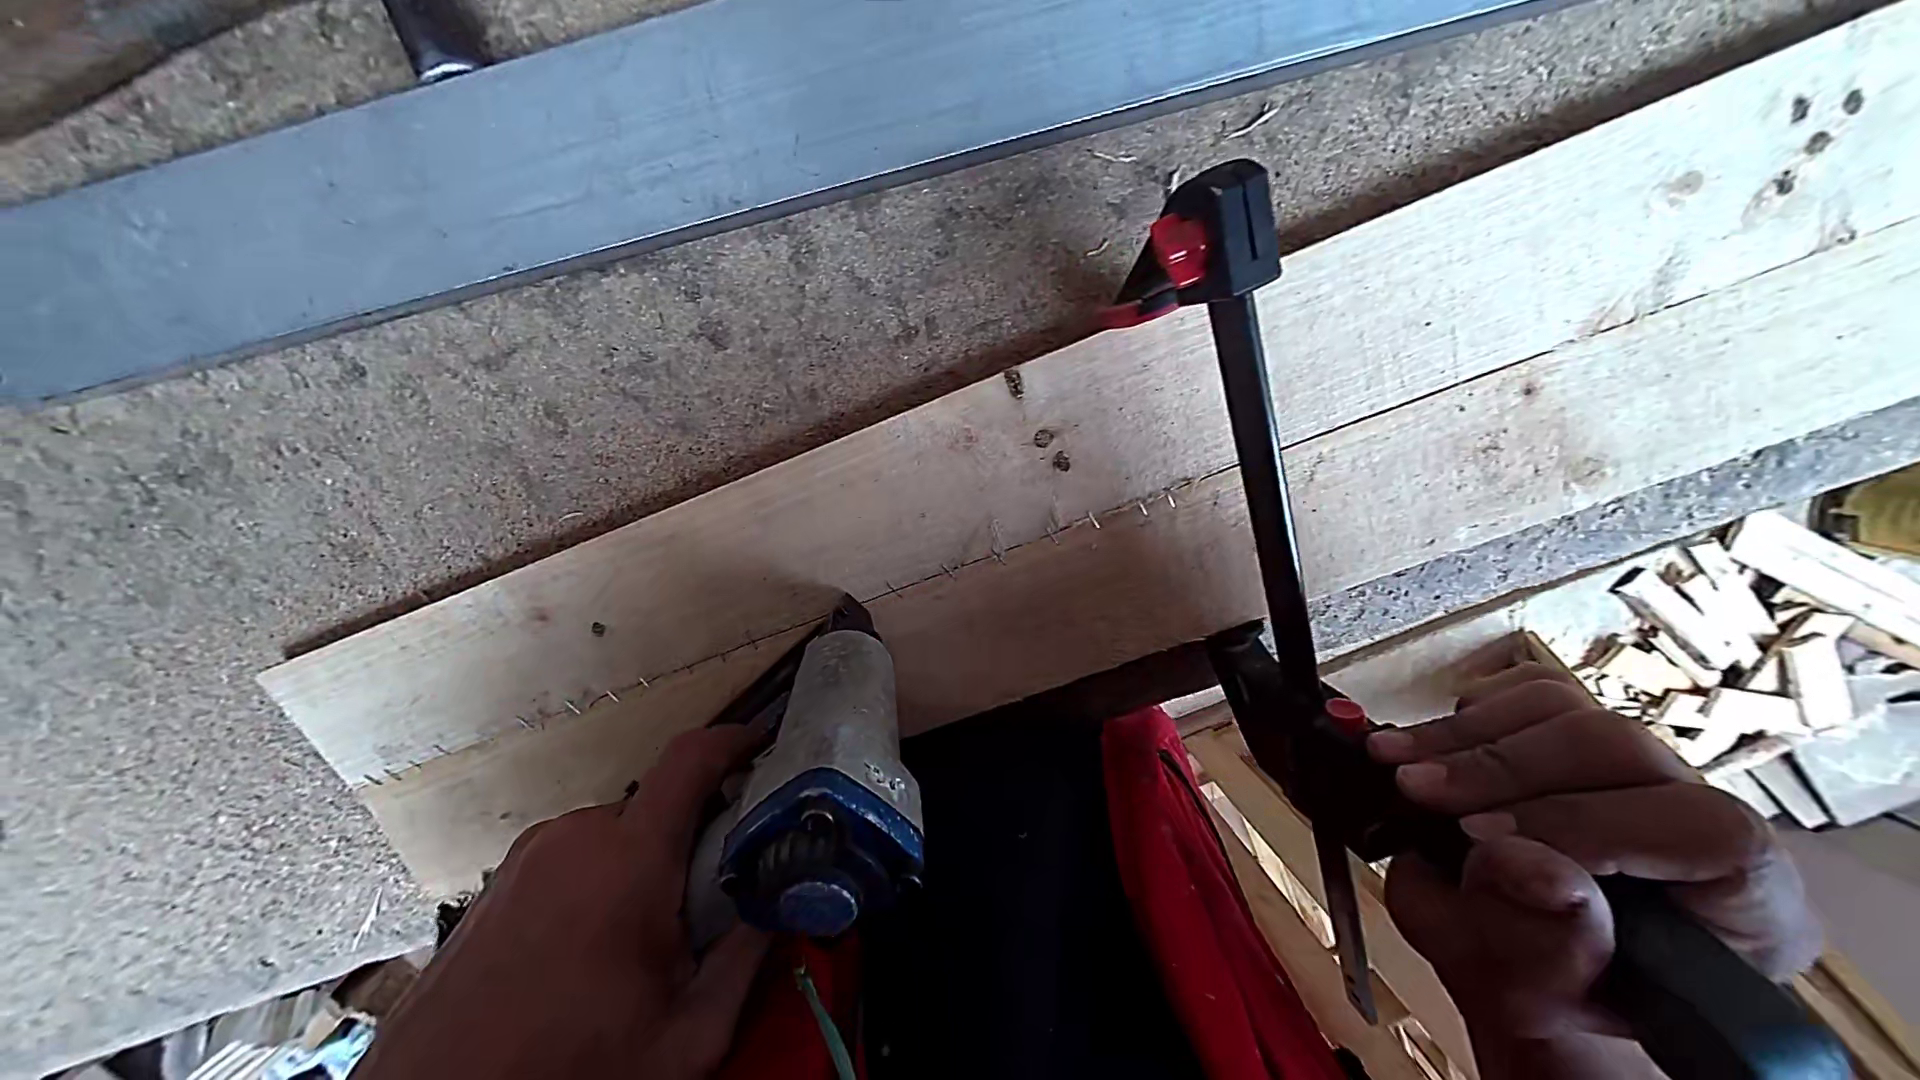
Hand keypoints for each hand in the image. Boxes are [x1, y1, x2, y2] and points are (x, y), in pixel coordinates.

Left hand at [356, 726, 769, 1079]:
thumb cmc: (566, 1071)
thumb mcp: (686, 1034)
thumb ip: (748, 957)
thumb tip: (782, 903)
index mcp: (627, 858)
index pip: (692, 759)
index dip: (734, 739)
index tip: (762, 742)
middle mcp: (574, 838)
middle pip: (659, 805)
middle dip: (692, 837)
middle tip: (706, 895)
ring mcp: (526, 858)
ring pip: (616, 833)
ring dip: (644, 863)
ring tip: (642, 936)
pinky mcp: (496, 884)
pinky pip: (572, 856)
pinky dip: (599, 880)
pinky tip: (590, 948)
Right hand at [1368, 644, 1821, 1078]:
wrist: (1504, 949)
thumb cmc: (1533, 982)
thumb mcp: (1527, 992)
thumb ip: (1534, 941)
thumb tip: (1518, 861)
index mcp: (1734, 901)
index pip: (1703, 830)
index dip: (1586, 823)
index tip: (1478, 837)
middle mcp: (1687, 811)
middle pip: (1613, 743)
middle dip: (1497, 765)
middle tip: (1414, 788)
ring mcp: (1620, 761)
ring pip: (1560, 703)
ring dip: (1461, 733)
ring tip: (1397, 764)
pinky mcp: (1560, 732)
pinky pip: (1521, 690)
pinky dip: (1461, 712)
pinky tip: (1423, 746)